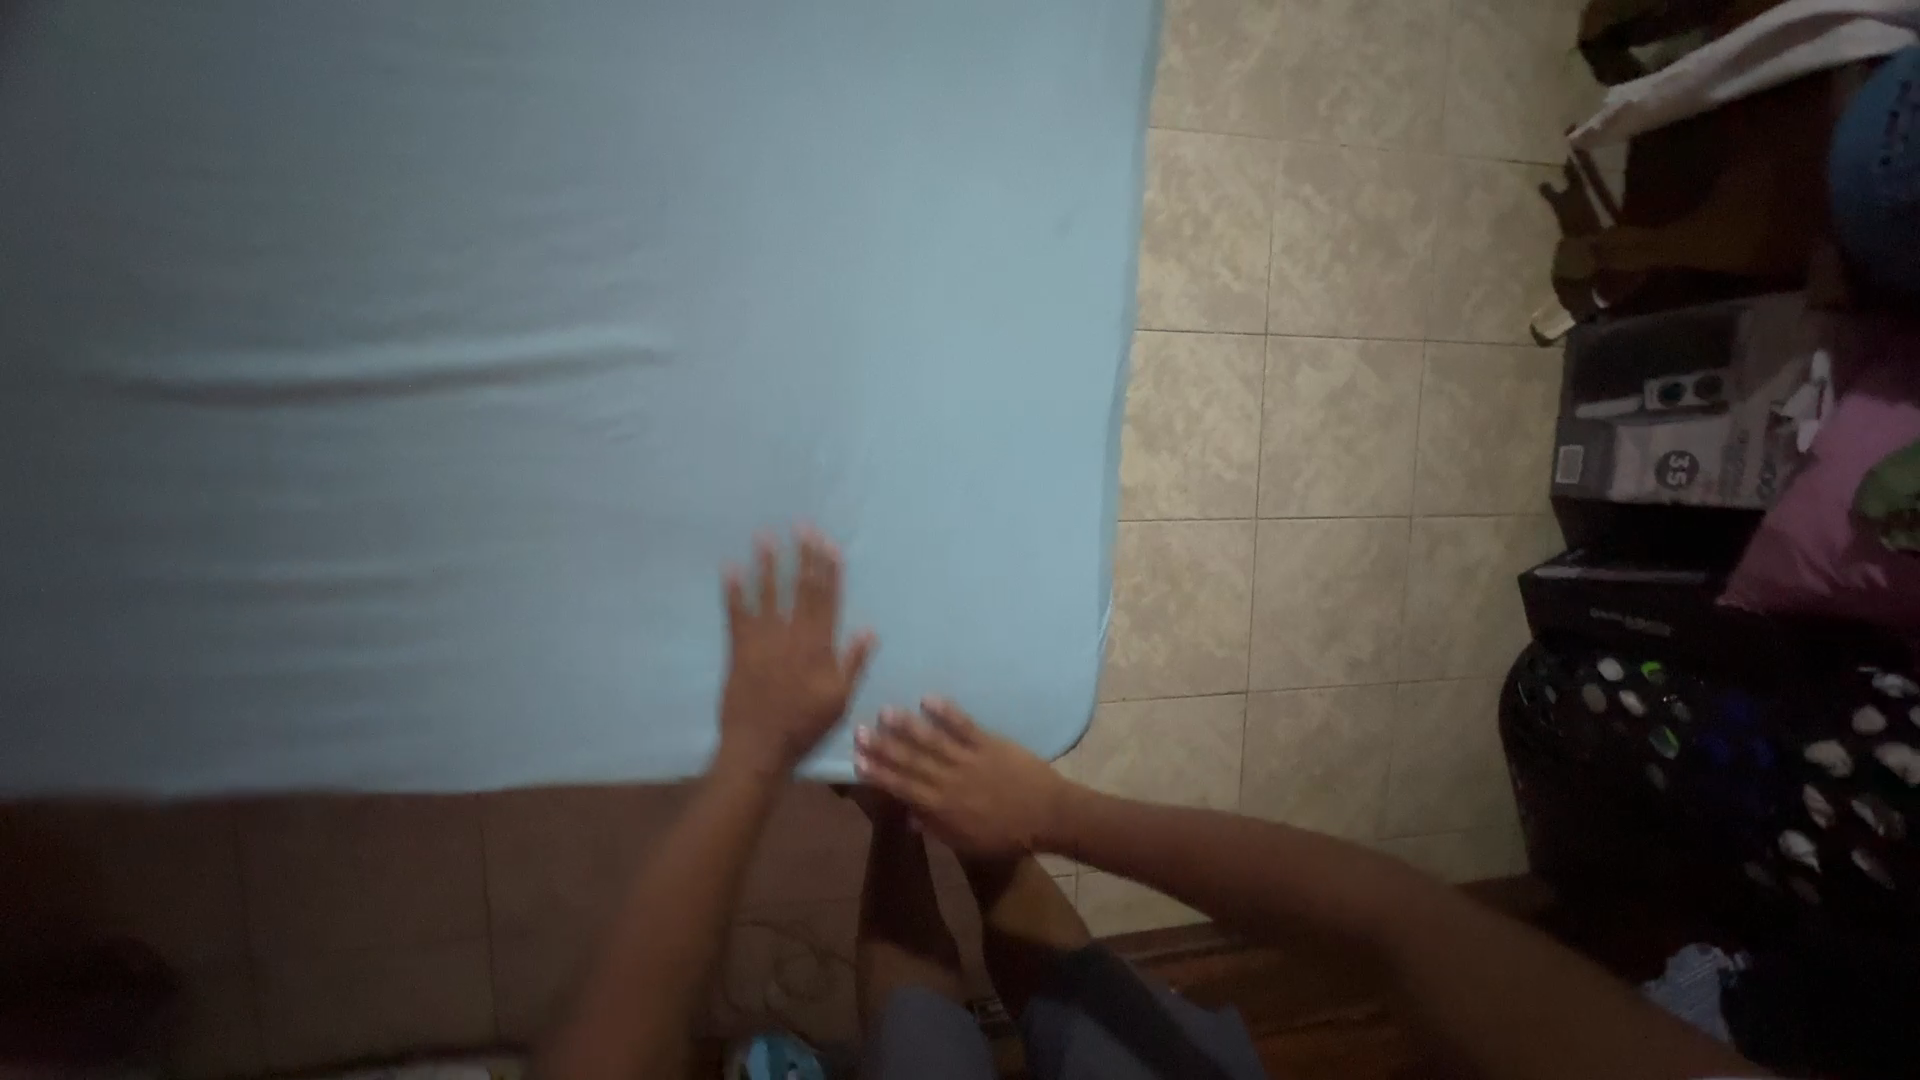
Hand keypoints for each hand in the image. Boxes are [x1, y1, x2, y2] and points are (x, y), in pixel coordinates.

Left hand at [717, 527, 875, 776]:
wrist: (759, 748)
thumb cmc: (804, 725)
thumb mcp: (840, 698)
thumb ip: (853, 663)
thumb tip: (870, 630)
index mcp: (819, 646)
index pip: (827, 599)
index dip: (828, 570)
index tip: (828, 544)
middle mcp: (792, 635)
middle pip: (800, 589)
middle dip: (803, 556)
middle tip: (803, 526)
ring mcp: (763, 640)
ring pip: (768, 594)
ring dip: (768, 564)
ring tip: (766, 536)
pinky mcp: (739, 649)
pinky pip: (736, 614)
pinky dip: (733, 590)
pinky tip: (730, 568)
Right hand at [853, 698, 1068, 858]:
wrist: (1047, 817)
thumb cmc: (1006, 835)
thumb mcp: (967, 843)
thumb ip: (936, 828)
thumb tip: (907, 816)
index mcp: (942, 807)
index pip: (903, 788)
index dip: (879, 774)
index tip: (857, 760)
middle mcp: (949, 781)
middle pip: (911, 762)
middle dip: (883, 747)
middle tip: (859, 731)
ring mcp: (969, 760)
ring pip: (932, 741)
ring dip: (907, 727)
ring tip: (885, 712)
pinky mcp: (989, 743)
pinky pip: (964, 725)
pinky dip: (946, 712)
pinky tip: (928, 699)